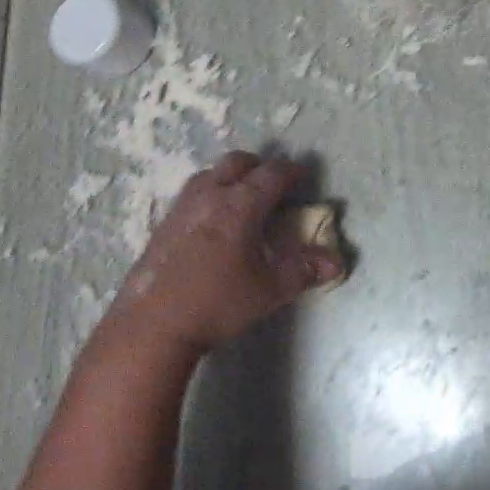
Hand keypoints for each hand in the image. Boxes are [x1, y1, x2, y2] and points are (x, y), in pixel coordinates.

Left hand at [111, 152, 342, 356]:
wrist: (152, 326)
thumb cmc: (217, 304)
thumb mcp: (269, 290)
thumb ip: (303, 271)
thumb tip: (336, 262)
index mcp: (240, 205)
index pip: (271, 174)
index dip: (291, 171)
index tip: (303, 177)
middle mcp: (210, 196)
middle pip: (237, 162)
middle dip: (258, 167)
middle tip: (272, 185)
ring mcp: (181, 208)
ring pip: (209, 174)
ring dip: (229, 178)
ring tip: (240, 200)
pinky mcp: (162, 226)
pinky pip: (191, 196)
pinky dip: (208, 197)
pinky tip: (210, 225)